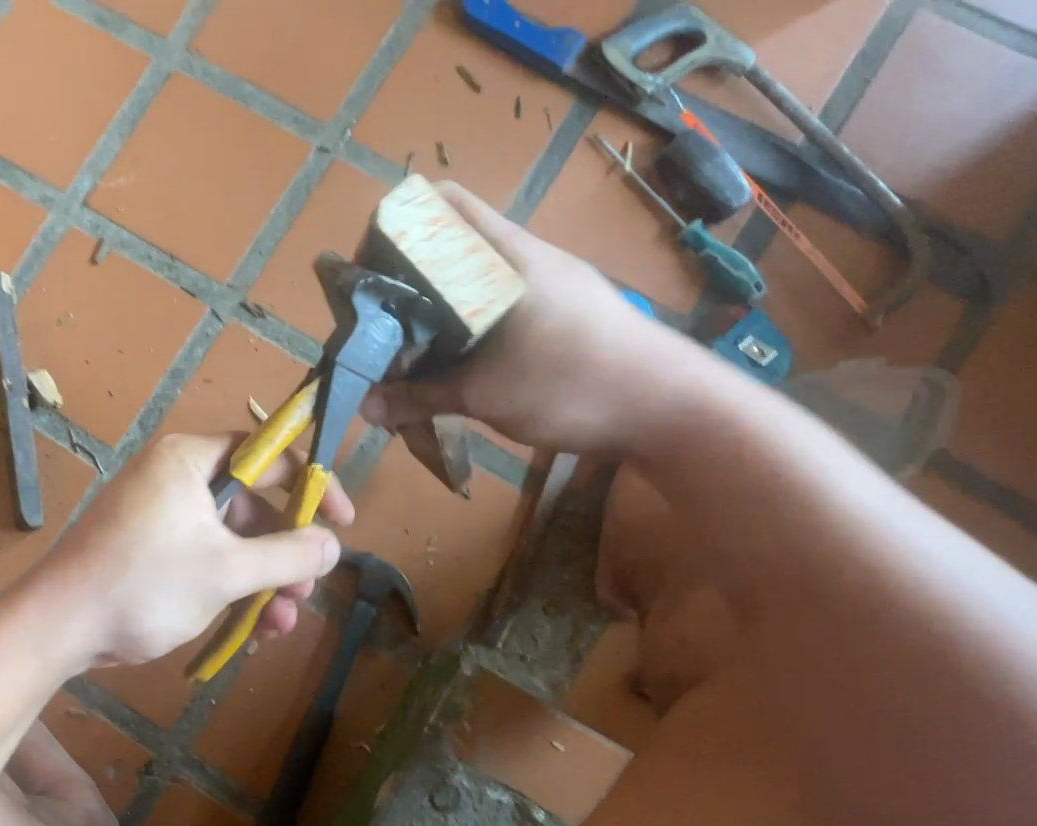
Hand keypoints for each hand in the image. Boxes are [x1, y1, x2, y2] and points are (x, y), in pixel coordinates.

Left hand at [31, 434, 350, 667]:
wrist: (59, 626)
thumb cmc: (144, 584)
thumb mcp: (226, 570)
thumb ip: (286, 555)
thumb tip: (333, 546)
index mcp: (189, 460)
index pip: (267, 453)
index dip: (311, 484)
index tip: (340, 520)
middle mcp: (175, 479)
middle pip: (252, 505)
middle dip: (284, 552)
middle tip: (305, 591)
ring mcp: (160, 517)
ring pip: (230, 541)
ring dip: (261, 581)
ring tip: (280, 624)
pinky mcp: (149, 552)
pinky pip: (204, 560)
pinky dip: (229, 588)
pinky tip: (252, 629)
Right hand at [360, 181, 713, 456]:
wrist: (670, 409)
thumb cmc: (571, 383)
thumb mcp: (484, 394)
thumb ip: (419, 396)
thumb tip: (365, 407)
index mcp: (505, 255)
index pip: (441, 204)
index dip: (396, 226)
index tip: (366, 274)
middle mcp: (525, 260)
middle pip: (451, 249)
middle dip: (408, 284)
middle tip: (380, 329)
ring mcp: (548, 287)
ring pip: (474, 286)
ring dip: (438, 316)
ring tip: (411, 356)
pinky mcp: (562, 317)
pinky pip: (497, 312)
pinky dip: (467, 334)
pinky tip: (457, 370)